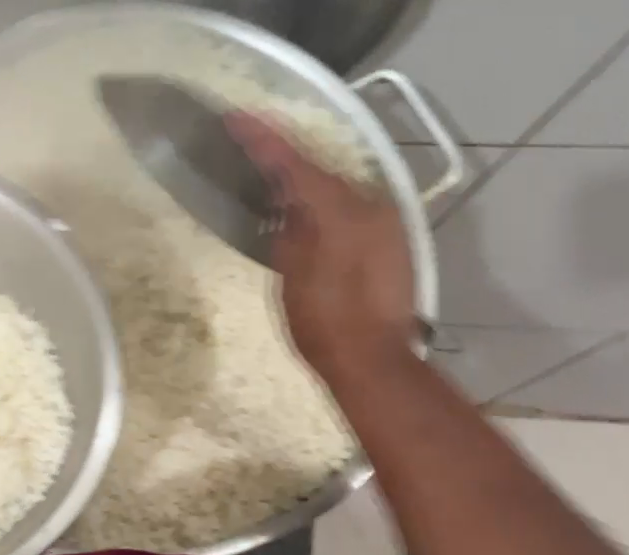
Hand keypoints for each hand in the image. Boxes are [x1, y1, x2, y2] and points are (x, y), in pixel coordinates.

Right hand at [225, 111, 416, 366]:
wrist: (373, 362)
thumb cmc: (325, 327)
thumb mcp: (293, 281)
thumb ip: (288, 233)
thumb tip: (283, 204)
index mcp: (341, 212)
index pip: (296, 164)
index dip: (265, 140)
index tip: (236, 118)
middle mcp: (370, 206)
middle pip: (321, 171)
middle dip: (286, 159)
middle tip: (251, 147)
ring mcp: (386, 223)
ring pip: (338, 190)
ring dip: (306, 185)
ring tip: (274, 184)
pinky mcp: (392, 242)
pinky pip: (352, 209)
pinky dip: (326, 205)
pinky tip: (306, 215)